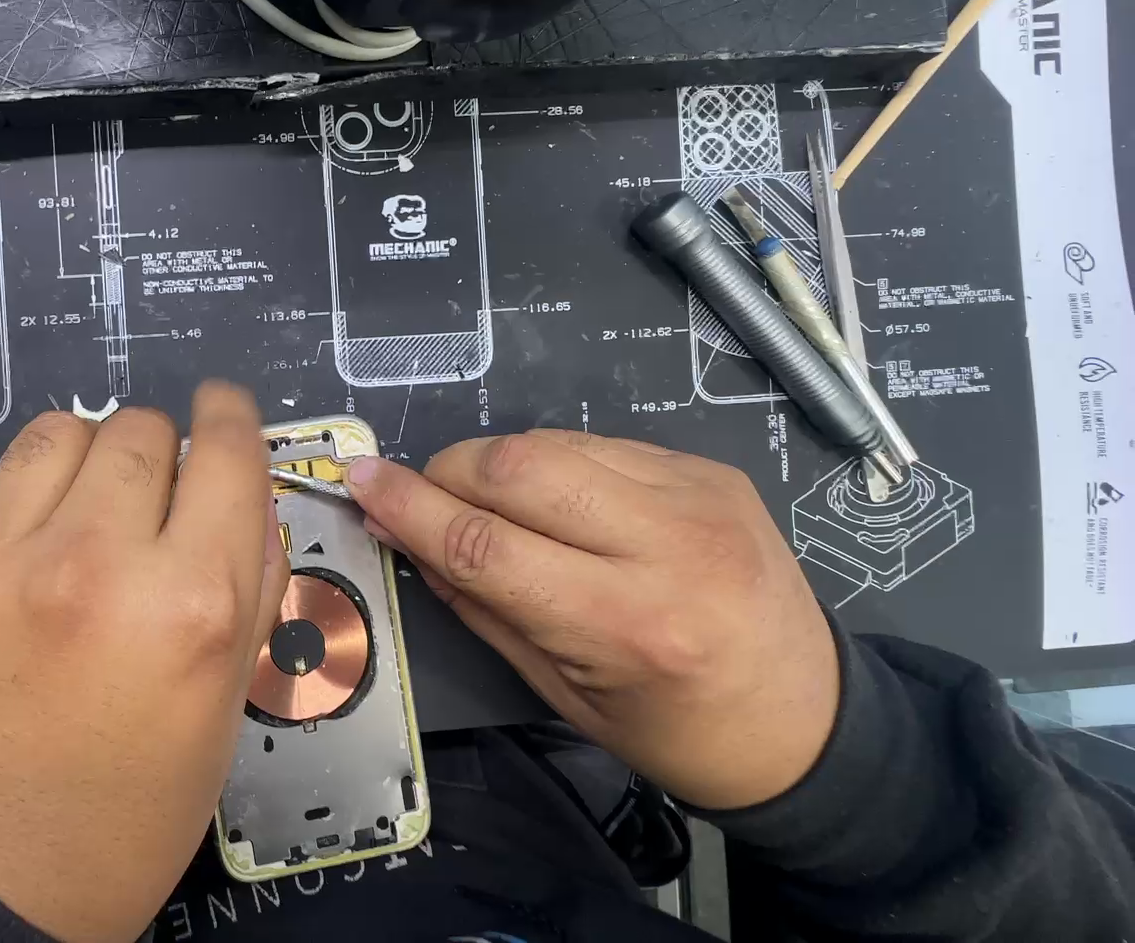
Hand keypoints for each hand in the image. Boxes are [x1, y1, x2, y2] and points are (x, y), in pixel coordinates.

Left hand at [0, 383, 288, 941]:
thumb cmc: (134, 796)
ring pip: (57, 432)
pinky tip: (13, 562)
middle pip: (137, 427)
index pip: (226, 451)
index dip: (231, 415)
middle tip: (146, 506)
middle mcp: (90, 566)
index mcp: (188, 605)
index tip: (221, 406)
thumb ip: (247, 570)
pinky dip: (10, 506)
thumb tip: (235, 480)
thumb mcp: (226, 694)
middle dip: (157, 455)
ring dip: (84, 461)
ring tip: (79, 515)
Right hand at [347, 430, 839, 810]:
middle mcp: (665, 545)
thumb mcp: (555, 688)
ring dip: (491, 465)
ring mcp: (695, 494)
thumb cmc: (669, 727)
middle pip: (513, 470)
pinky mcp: (707, 468)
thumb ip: (473, 601)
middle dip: (446, 474)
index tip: (360, 480)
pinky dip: (546, 463)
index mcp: (624, 624)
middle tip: (424, 500)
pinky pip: (592, 442)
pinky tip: (553, 499)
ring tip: (487, 503)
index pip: (483, 543)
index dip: (408, 506)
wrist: (810, 721)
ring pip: (547, 442)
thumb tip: (406, 536)